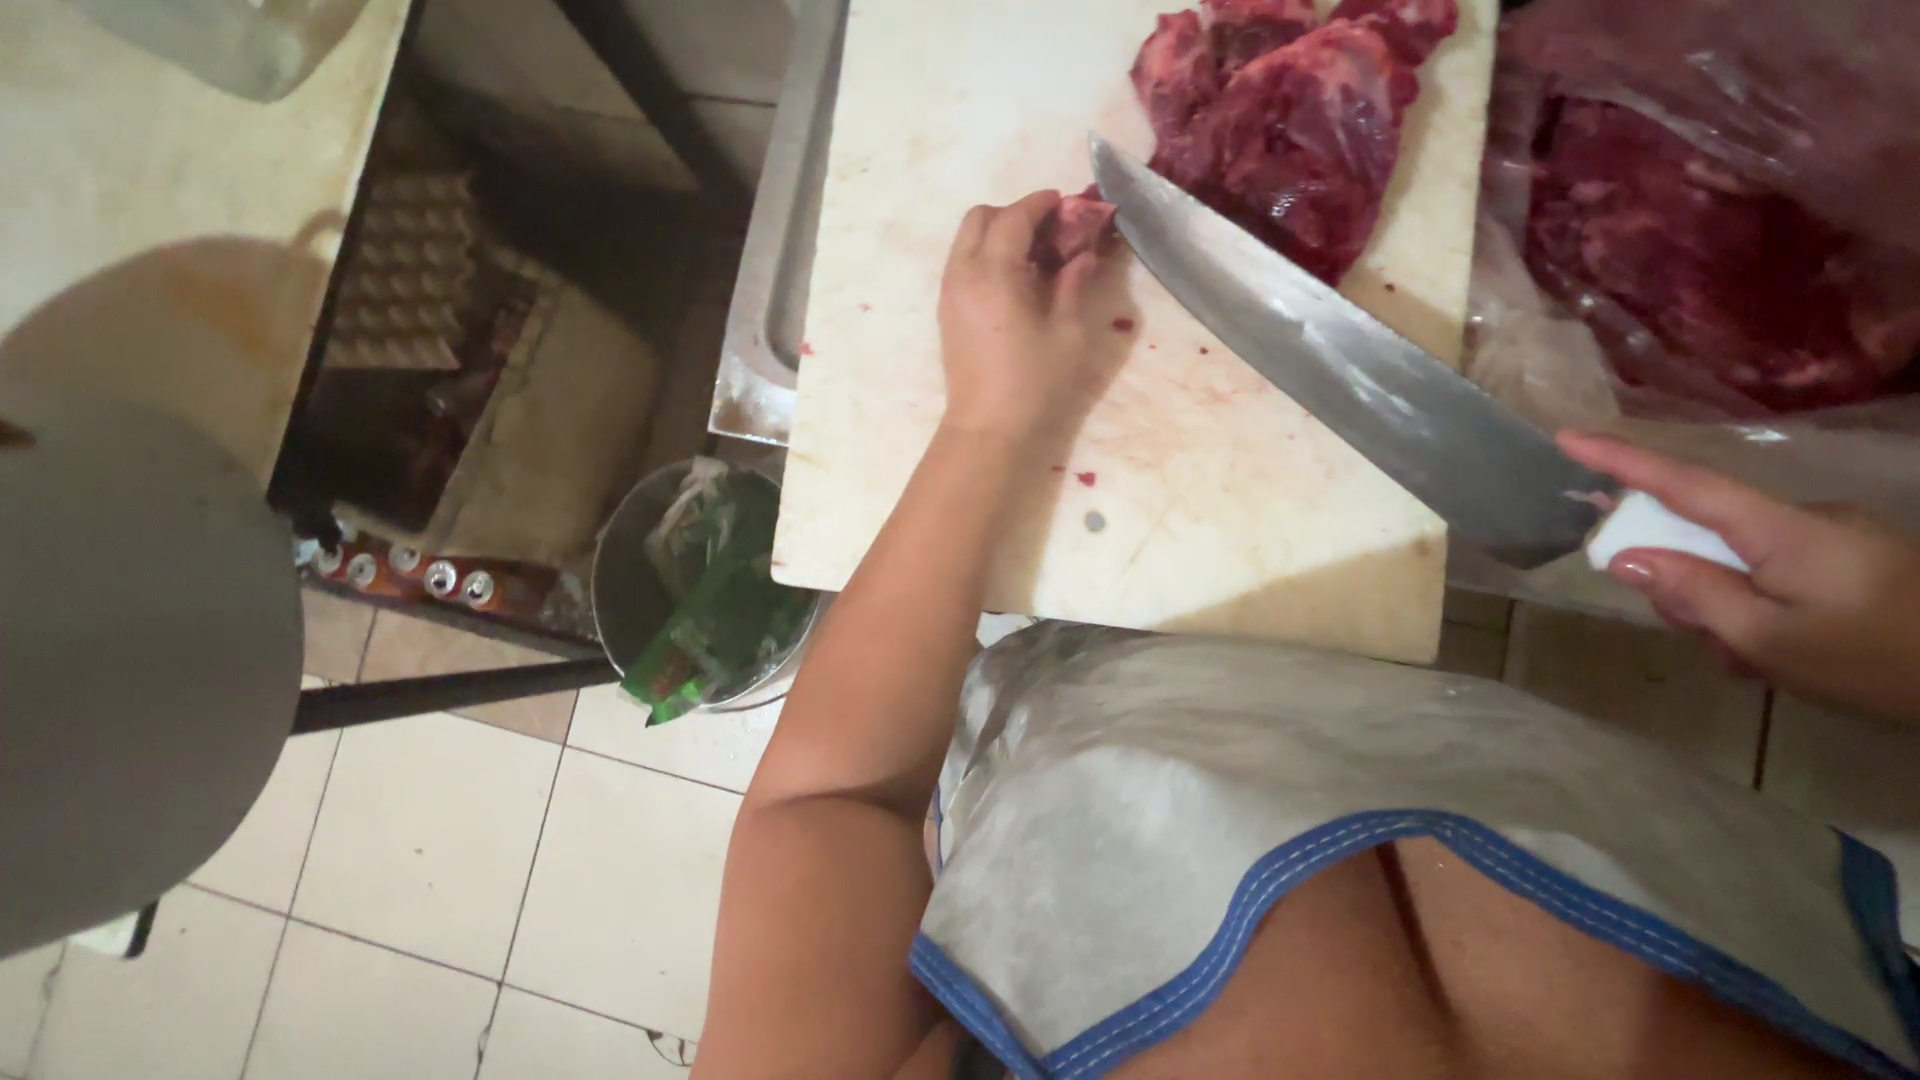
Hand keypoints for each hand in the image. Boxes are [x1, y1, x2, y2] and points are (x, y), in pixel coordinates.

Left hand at [937, 191, 1108, 442]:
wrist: (986, 429)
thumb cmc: (1033, 384)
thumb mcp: (1068, 334)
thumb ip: (1074, 285)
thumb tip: (1082, 256)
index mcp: (993, 273)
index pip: (1013, 217)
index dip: (1041, 204)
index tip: (1065, 203)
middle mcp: (963, 275)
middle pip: (979, 219)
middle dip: (1013, 214)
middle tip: (1048, 232)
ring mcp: (949, 295)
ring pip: (966, 241)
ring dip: (997, 235)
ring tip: (1034, 258)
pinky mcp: (946, 314)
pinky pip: (962, 266)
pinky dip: (985, 258)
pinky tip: (1015, 283)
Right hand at [1559, 431, 1919, 724]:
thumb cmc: (1882, 662)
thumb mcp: (1769, 641)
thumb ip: (1692, 594)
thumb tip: (1626, 557)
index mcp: (1784, 531)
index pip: (1684, 484)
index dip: (1622, 460)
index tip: (1568, 438)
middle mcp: (1804, 521)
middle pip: (1701, 532)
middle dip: (1679, 579)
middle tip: (1704, 638)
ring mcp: (1830, 541)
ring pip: (1731, 560)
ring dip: (1718, 606)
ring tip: (1747, 660)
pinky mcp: (1849, 562)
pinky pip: (1767, 573)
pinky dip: (1750, 609)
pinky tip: (1771, 655)